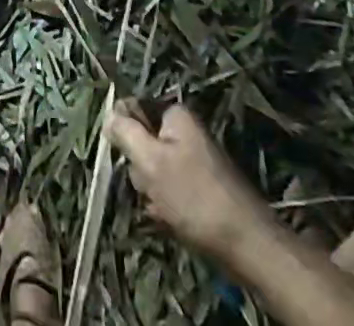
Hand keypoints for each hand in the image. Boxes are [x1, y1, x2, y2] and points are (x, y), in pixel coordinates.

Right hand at [105, 101, 275, 258]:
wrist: (245, 243)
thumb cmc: (194, 197)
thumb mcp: (150, 160)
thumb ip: (126, 132)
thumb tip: (108, 112)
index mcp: (176, 115)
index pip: (132, 109)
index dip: (124, 134)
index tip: (130, 157)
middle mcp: (185, 131)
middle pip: (141, 142)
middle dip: (140, 169)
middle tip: (152, 187)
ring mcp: (192, 159)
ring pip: (152, 169)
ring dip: (151, 190)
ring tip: (164, 208)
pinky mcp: (197, 185)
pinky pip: (167, 189)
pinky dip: (165, 204)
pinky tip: (171, 219)